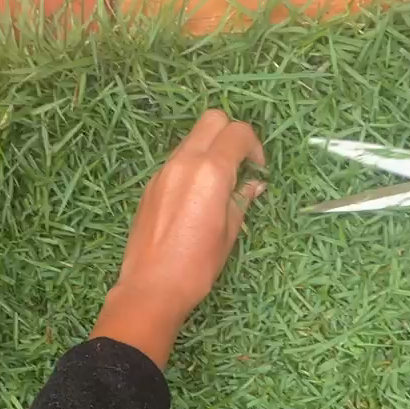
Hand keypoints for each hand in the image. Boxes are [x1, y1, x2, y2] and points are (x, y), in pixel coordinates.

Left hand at [91, 110, 265, 366]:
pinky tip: (196, 198)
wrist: (151, 288)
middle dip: (231, 135)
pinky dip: (192, 166)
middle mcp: (184, 162)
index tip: (258, 170)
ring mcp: (164, 171)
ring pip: (192, 139)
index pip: (238, 133)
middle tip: (240, 165)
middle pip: (213, 120)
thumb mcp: (229, 233)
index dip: (255, 146)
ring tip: (218, 185)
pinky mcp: (151, 185)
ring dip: (210, 150)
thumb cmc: (197, 266)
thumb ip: (241, 199)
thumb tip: (253, 183)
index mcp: (210, 172)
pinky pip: (177, 161)